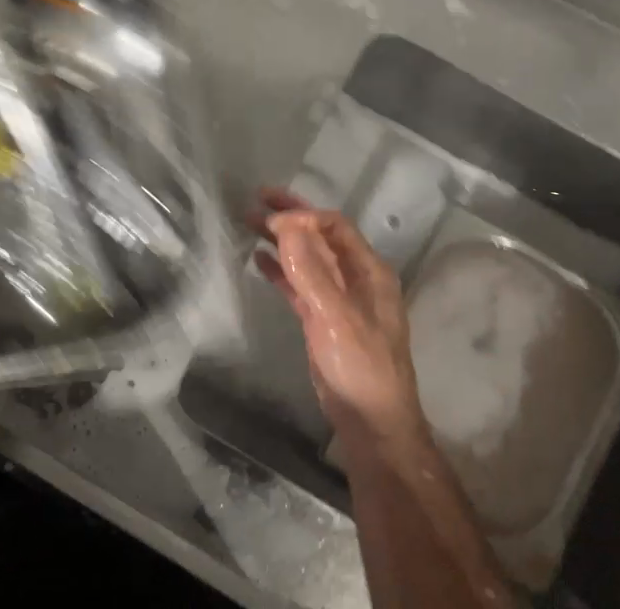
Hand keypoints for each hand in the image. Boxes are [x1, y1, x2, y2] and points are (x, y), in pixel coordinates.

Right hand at [253, 188, 422, 443]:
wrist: (371, 422)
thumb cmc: (361, 367)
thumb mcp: (337, 317)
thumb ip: (312, 272)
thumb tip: (287, 225)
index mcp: (369, 272)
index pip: (335, 227)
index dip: (304, 216)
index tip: (271, 217)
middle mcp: (356, 279)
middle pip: (321, 237)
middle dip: (291, 216)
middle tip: (257, 198)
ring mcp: (338, 300)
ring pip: (307, 259)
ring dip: (281, 240)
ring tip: (248, 223)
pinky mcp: (322, 319)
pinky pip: (299, 284)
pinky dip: (280, 270)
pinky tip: (258, 260)